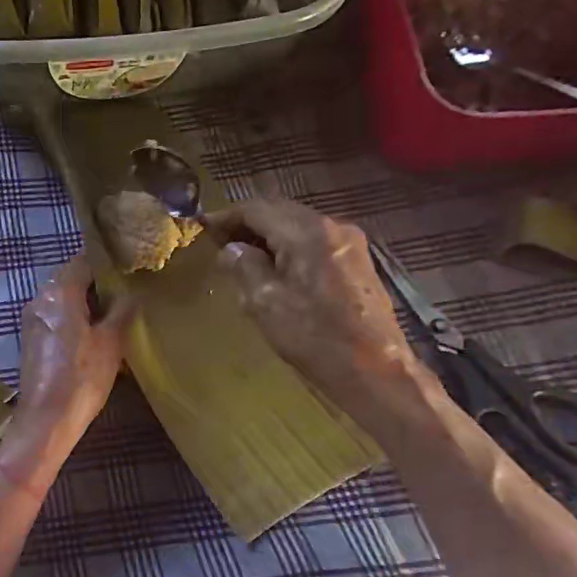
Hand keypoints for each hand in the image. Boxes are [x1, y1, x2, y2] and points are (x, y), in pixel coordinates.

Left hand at [15, 255, 133, 443]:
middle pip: (70, 277)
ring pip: (61, 297)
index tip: (129, 266)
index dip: (106, 261)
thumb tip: (131, 290)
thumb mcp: (111, 342)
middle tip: (126, 290)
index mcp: (58, 292)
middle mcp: (39, 298)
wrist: (46, 420)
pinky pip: (54, 315)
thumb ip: (122, 309)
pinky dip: (72, 316)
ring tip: (113, 311)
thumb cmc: (82, 378)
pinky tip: (92, 331)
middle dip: (96, 281)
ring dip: (84, 300)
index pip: (83, 260)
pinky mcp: (31, 339)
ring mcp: (31, 319)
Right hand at [207, 198, 423, 411]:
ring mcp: (349, 243)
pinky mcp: (357, 263)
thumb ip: (244, 267)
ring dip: (268, 237)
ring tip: (242, 257)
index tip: (203, 228)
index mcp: (306, 232)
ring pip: (298, 227)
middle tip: (218, 242)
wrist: (374, 368)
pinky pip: (314, 243)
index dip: (226, 216)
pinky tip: (275, 269)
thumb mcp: (264, 302)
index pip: (257, 208)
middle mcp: (332, 226)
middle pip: (280, 212)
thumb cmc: (313, 336)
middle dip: (247, 224)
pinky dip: (289, 248)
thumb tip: (232, 249)